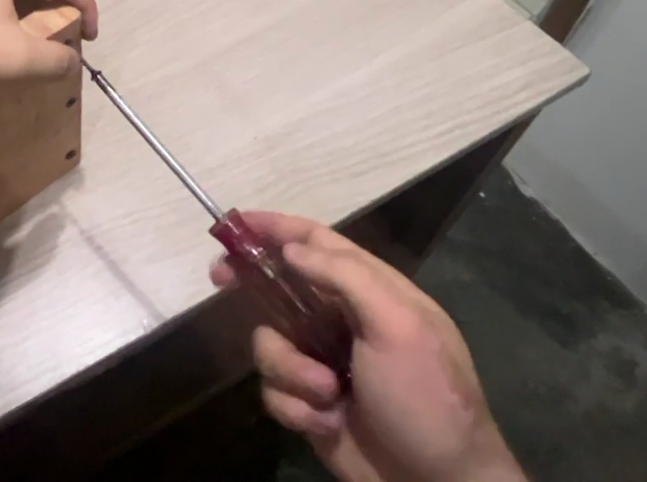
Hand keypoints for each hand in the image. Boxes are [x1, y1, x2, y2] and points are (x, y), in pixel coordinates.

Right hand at [211, 212, 522, 481]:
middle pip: (280, 284)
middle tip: (220, 279)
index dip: (276, 226)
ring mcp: (322, 359)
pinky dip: (296, 406)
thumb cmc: (426, 397)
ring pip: (269, 341)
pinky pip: (274, 388)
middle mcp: (341, 317)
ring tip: (326, 394)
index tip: (236, 223)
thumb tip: (292, 249)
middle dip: (250, 283)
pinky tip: (328, 422)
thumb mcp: (398, 326)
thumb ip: (346, 277)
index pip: (316, 241)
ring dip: (289, 368)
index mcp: (370, 290)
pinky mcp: (308, 401)